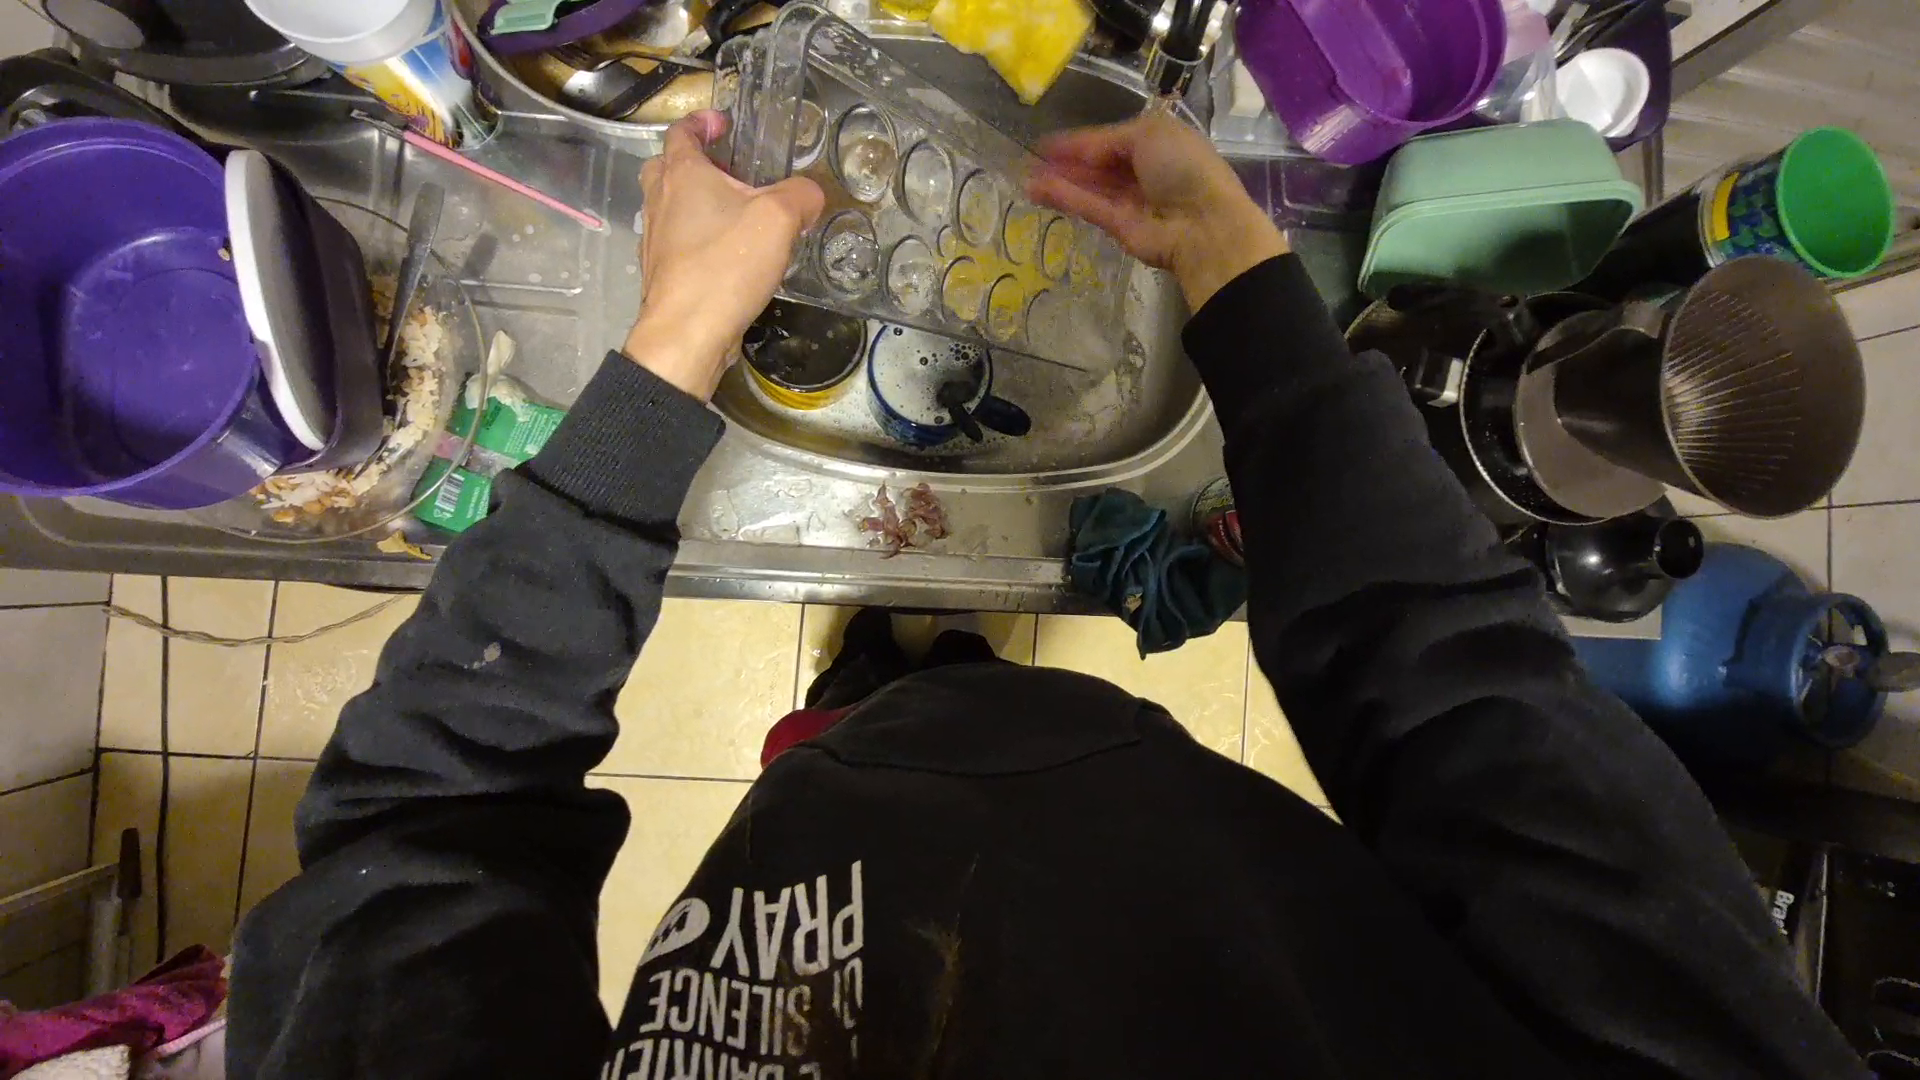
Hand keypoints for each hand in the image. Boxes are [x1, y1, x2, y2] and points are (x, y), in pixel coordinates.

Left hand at [624, 111, 825, 399]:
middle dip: (698, 165)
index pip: (683, 132)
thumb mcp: (778, 220)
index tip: (725, 126)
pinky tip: (727, 261)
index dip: (704, 123)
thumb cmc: (727, 265)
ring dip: (699, 206)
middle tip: (731, 176)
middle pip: (670, 168)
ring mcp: (655, 239)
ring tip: (736, 220)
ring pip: (672, 208)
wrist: (689, 332)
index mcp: (682, 173)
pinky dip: (699, 241)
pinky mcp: (662, 273)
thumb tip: (811, 194)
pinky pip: (680, 244)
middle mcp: (659, 200)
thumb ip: (801, 197)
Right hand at [1026, 114, 1287, 311]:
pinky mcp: (1117, 227)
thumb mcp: (1150, 132)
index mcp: (1155, 142)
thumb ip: (1109, 139)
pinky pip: (1088, 207)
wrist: (1201, 223)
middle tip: (1030, 161)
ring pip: (1088, 187)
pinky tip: (1040, 190)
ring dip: (1058, 182)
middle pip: (1096, 165)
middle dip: (1065, 162)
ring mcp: (1129, 201)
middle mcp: (1140, 171)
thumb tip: (1081, 151)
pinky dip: (1065, 198)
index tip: (1046, 143)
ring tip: (1026, 178)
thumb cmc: (1183, 167)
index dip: (1078, 141)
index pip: (1108, 139)